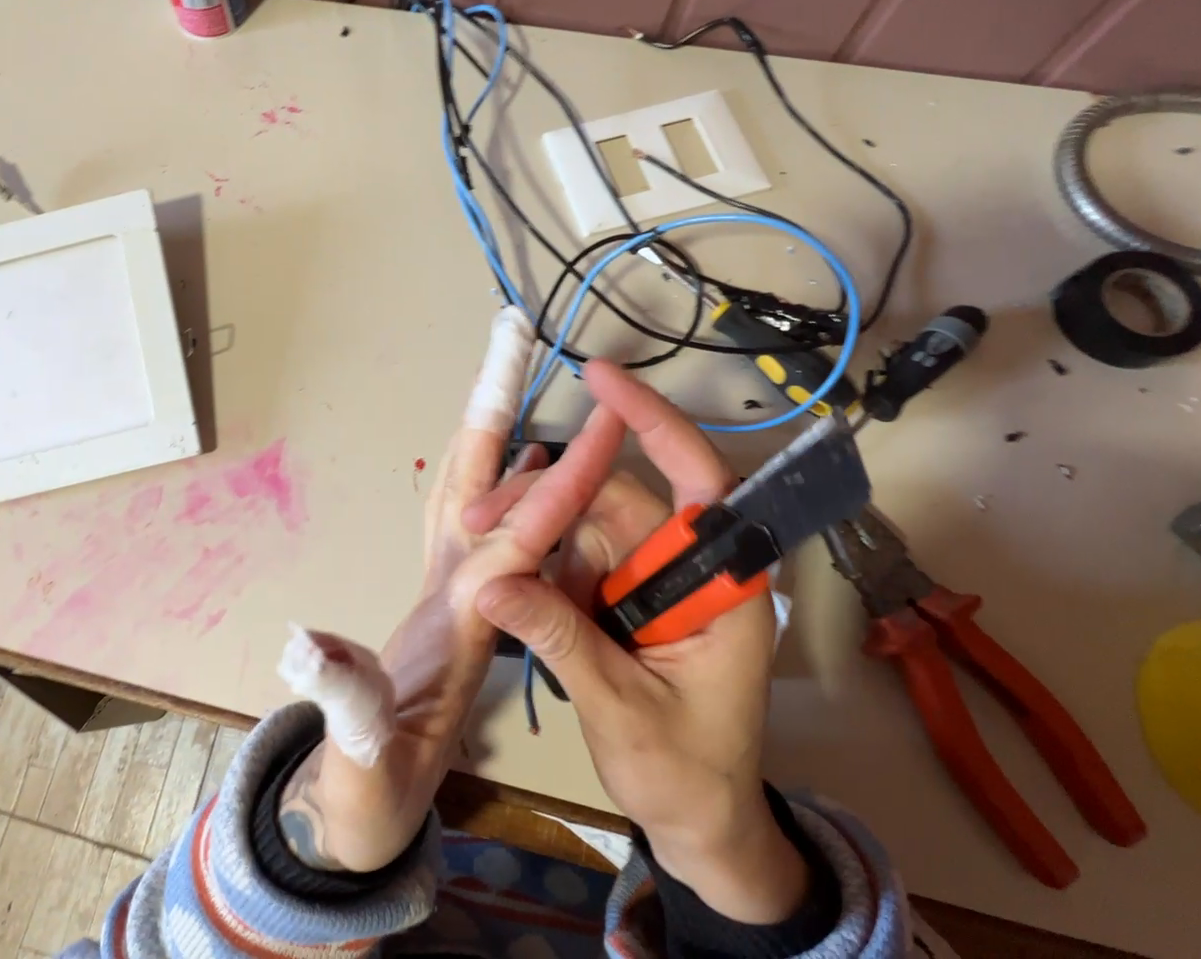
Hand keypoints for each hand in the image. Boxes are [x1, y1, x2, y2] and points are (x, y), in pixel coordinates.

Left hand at [276, 309, 624, 871]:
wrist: (362, 794)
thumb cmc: (369, 781)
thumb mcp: (360, 754)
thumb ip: (343, 702)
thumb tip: (303, 643)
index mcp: (450, 613)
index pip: (509, 536)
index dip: (554, 488)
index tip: (595, 430)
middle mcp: (448, 580)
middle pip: (470, 478)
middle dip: (491, 406)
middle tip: (509, 333)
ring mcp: (451, 584)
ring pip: (474, 490)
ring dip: (498, 431)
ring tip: (518, 371)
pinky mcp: (461, 598)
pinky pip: (491, 522)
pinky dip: (513, 482)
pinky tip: (533, 465)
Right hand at [466, 359, 807, 922]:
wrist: (694, 820)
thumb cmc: (685, 770)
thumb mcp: (621, 705)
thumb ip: (559, 640)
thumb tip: (490, 586)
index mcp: (720, 585)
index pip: (697, 482)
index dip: (654, 423)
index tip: (601, 380)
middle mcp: (687, 570)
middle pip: (617, 500)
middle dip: (548, 497)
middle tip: (481, 517)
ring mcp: (650, 583)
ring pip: (586, 525)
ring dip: (533, 530)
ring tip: (480, 543)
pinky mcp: (620, 599)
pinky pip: (573, 560)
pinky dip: (535, 562)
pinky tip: (500, 570)